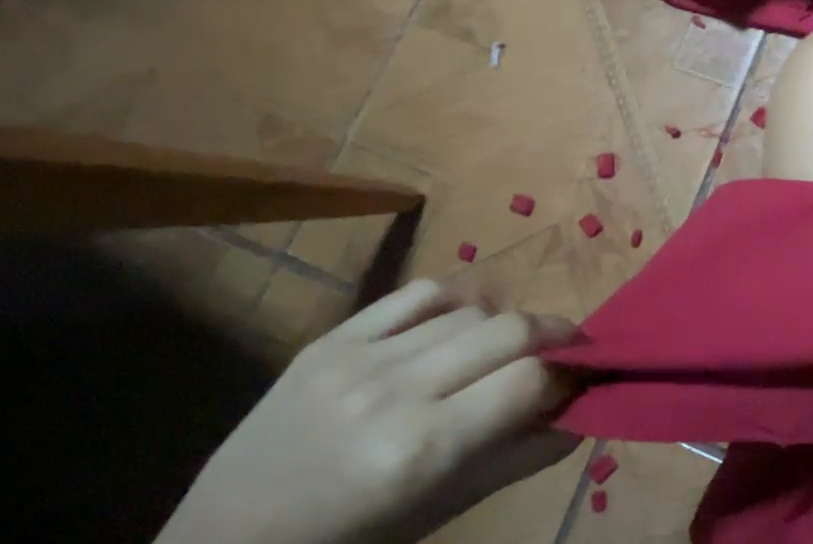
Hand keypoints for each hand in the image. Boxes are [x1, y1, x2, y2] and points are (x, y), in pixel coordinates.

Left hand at [156, 280, 582, 543]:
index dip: (570, 371)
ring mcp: (358, 357)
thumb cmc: (348, 540)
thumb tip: (584, 412)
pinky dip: (457, 299)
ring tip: (507, 347)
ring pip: (470, 309)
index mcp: (420, 450)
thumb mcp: (440, 512)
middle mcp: (394, 393)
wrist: (228, 540)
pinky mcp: (332, 336)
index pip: (529, 379)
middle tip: (569, 349)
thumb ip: (519, 459)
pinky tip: (464, 319)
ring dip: (505, 324)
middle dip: (555, 334)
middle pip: (509, 330)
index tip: (585, 375)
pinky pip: (419, 293)